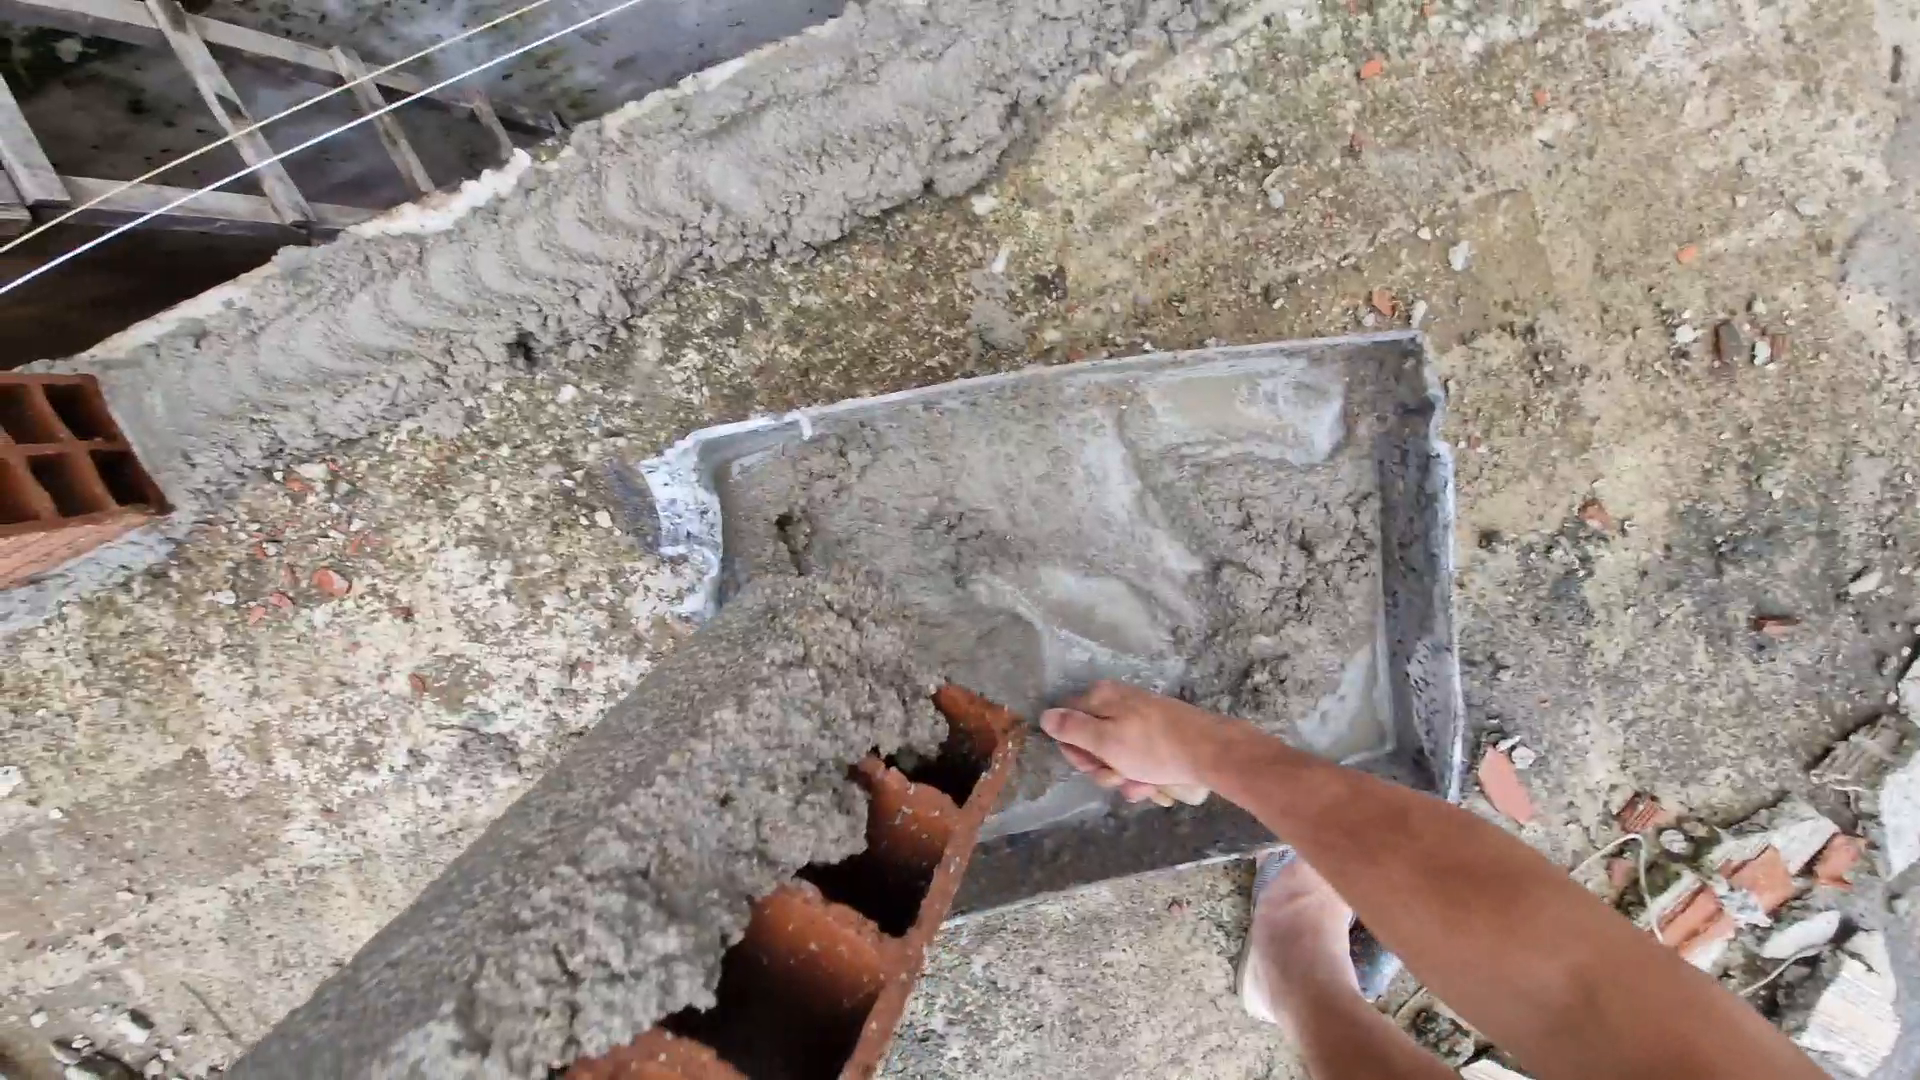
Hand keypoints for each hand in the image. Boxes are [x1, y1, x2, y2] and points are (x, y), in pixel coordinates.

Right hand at [1040, 680, 1238, 802]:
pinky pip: (1138, 758)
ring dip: (1124, 776)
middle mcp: (1117, 702)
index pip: (1066, 722)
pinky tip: (1155, 784)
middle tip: (1118, 777)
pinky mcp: (1158, 734)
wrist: (1211, 752)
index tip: (1093, 765)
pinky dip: (1143, 774)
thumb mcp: (1105, 741)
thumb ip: (1072, 729)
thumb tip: (1044, 716)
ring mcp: (1139, 719)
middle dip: (1103, 767)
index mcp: (1101, 697)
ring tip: (1143, 784)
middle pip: (1091, 741)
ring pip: (1116, 755)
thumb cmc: (1153, 747)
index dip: (1075, 750)